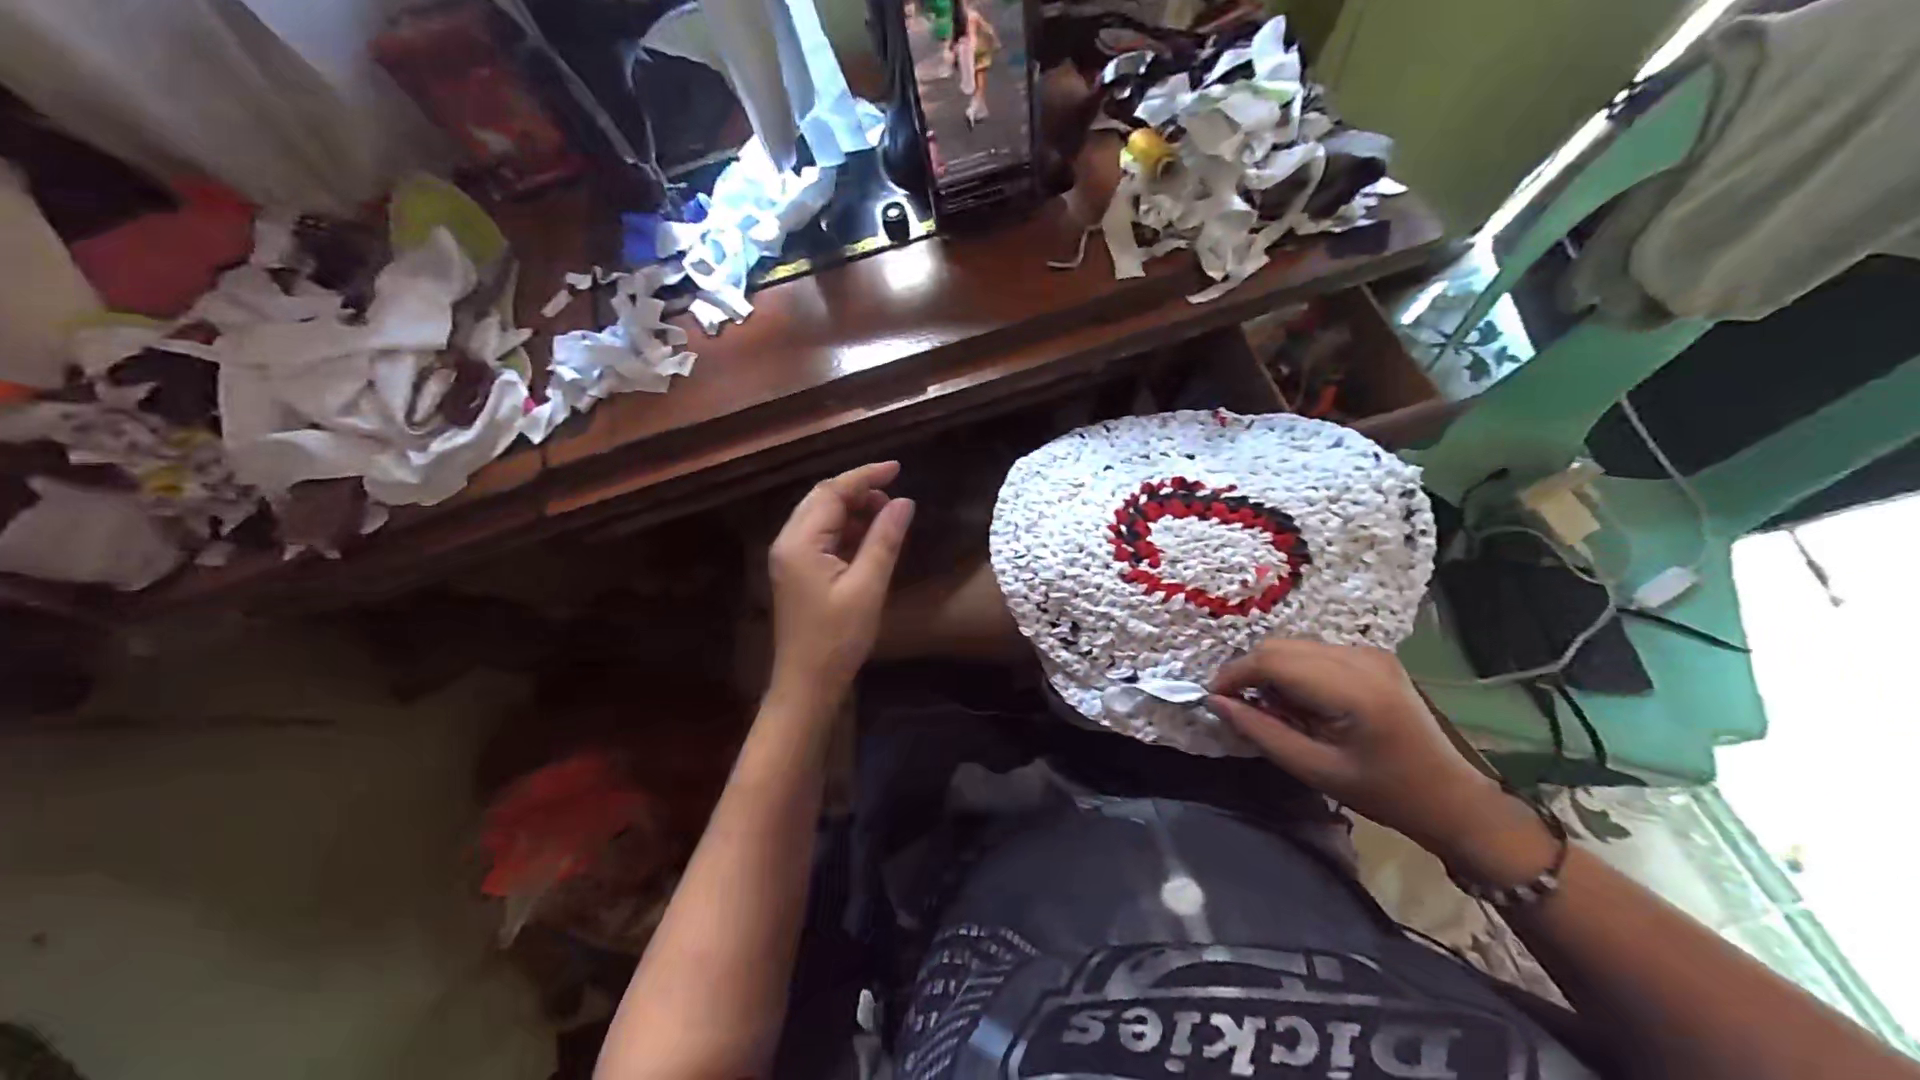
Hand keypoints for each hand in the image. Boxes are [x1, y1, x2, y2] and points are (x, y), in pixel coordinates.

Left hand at [767, 462, 915, 705]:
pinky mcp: (797, 571)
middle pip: (822, 499)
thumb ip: (885, 539)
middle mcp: (788, 542)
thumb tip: (904, 502)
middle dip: (859, 491)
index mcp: (800, 542)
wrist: (807, 683)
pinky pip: (822, 537)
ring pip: (822, 517)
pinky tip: (870, 539)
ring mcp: (790, 557)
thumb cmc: (838, 638)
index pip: (832, 492)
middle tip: (895, 496)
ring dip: (853, 510)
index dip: (865, 475)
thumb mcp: (868, 586)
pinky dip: (847, 530)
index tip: (898, 468)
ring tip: (887, 517)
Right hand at [1206, 639, 1517, 858]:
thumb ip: (1260, 731)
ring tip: (1274, 710)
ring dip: (1271, 671)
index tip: (1214, 700)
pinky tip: (1301, 703)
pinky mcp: (1373, 657)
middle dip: (1250, 672)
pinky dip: (1294, 671)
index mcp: (1352, 688)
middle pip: (1281, 647)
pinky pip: (1314, 652)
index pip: (1272, 660)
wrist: (1451, 796)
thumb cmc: (1384, 792)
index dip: (1234, 675)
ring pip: (1294, 646)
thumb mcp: (1314, 770)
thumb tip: (1215, 702)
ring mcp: (1369, 653)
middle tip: (1240, 708)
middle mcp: (1361, 658)